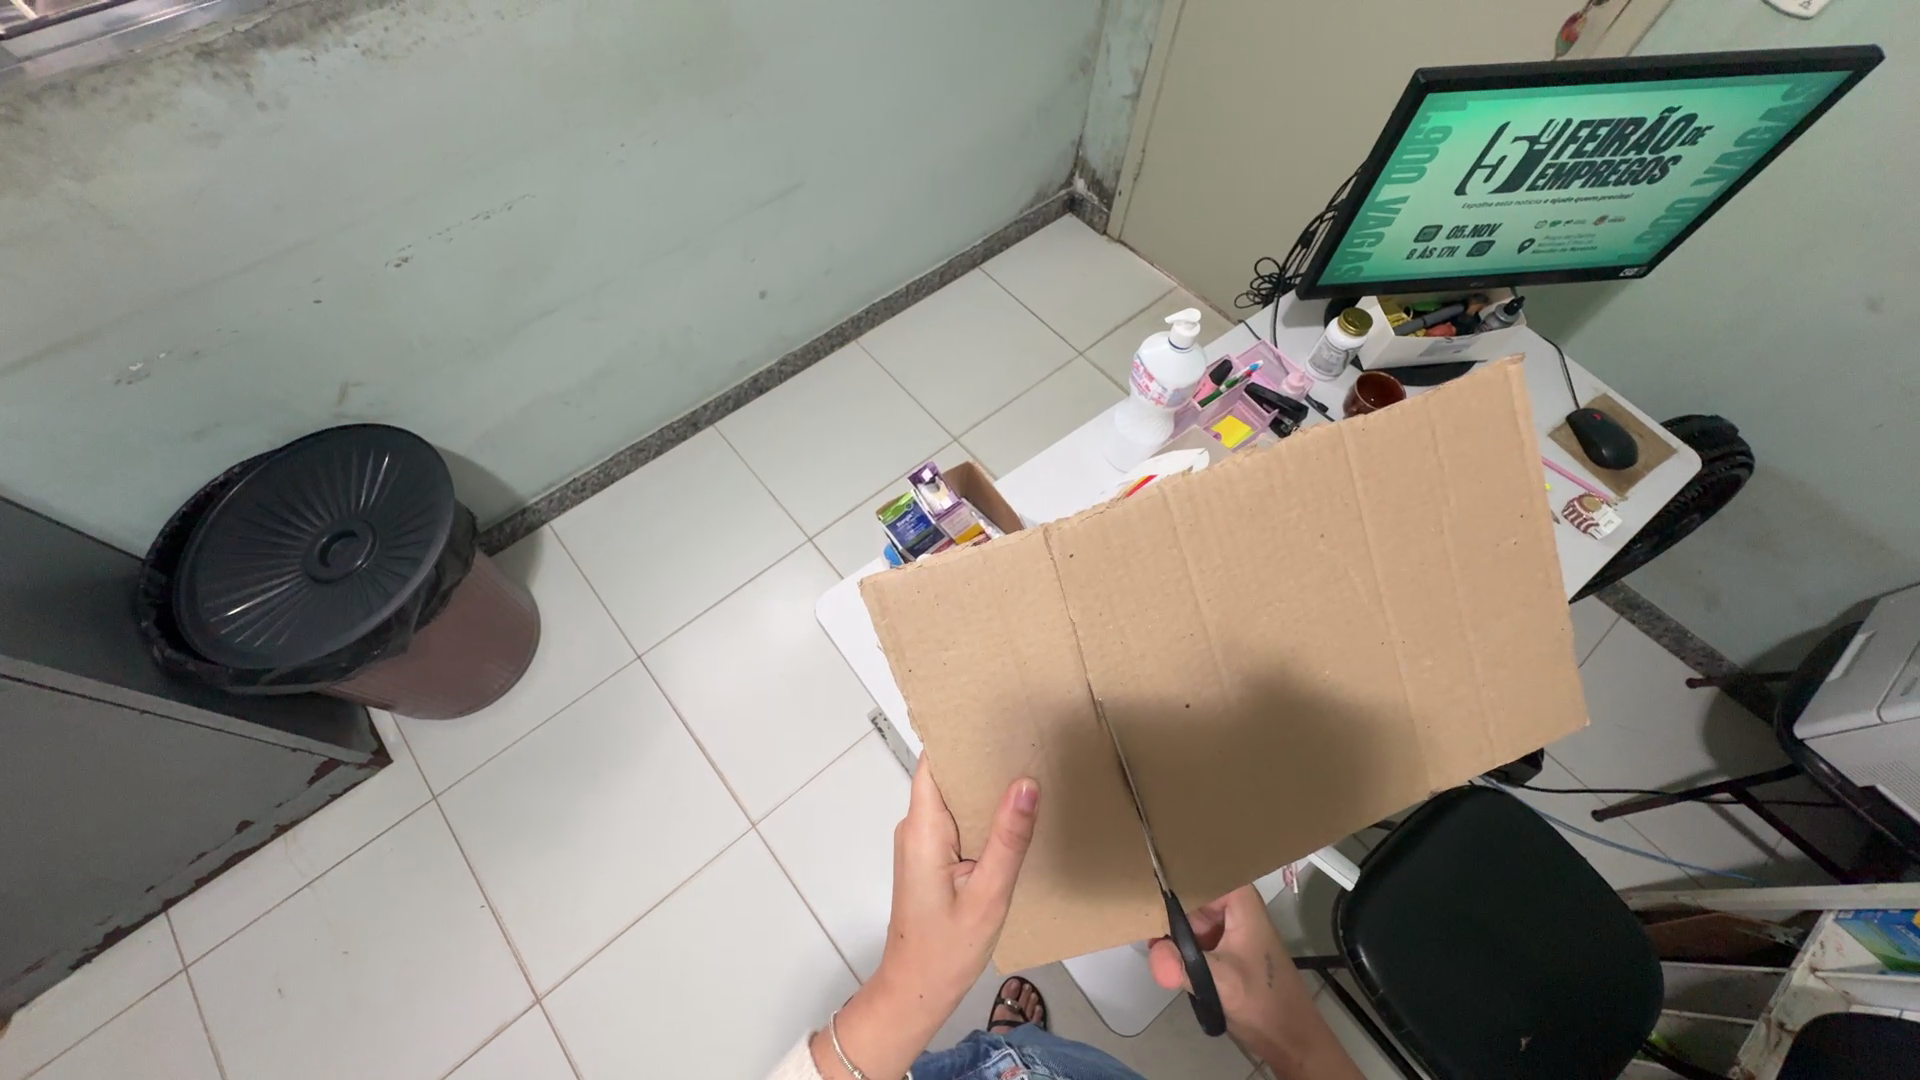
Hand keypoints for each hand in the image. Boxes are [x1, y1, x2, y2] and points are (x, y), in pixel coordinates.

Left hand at [810, 760, 1038, 1079]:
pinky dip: (981, 811)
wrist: (916, 991)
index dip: (959, 736)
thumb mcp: (988, 894)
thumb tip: (1026, 784)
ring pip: (952, 797)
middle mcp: (916, 826)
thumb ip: (1008, 838)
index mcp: (923, 828)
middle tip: (1023, 738)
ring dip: (983, 784)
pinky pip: (955, 818)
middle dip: (980, 756)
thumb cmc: (947, 948)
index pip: (934, 763)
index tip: (992, 716)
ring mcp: (922, 841)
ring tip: (1025, 765)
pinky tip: (1011, 810)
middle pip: (945, 775)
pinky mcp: (931, 855)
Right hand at [1149, 886, 1363, 1079]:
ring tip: (1148, 938)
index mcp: (1240, 899)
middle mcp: (1234, 905)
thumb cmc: (1264, 1003)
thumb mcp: (1220, 981)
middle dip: (1165, 908)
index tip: (1143, 883)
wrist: (1292, 1043)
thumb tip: (1153, 953)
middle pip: (1189, 893)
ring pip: (1188, 916)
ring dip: (1170, 930)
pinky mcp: (1224, 947)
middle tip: (1140, 920)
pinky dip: (1178, 945)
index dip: (1170, 874)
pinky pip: (1193, 935)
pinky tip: (1165, 955)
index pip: (1197, 871)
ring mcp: (1229, 927)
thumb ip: (1183, 964)